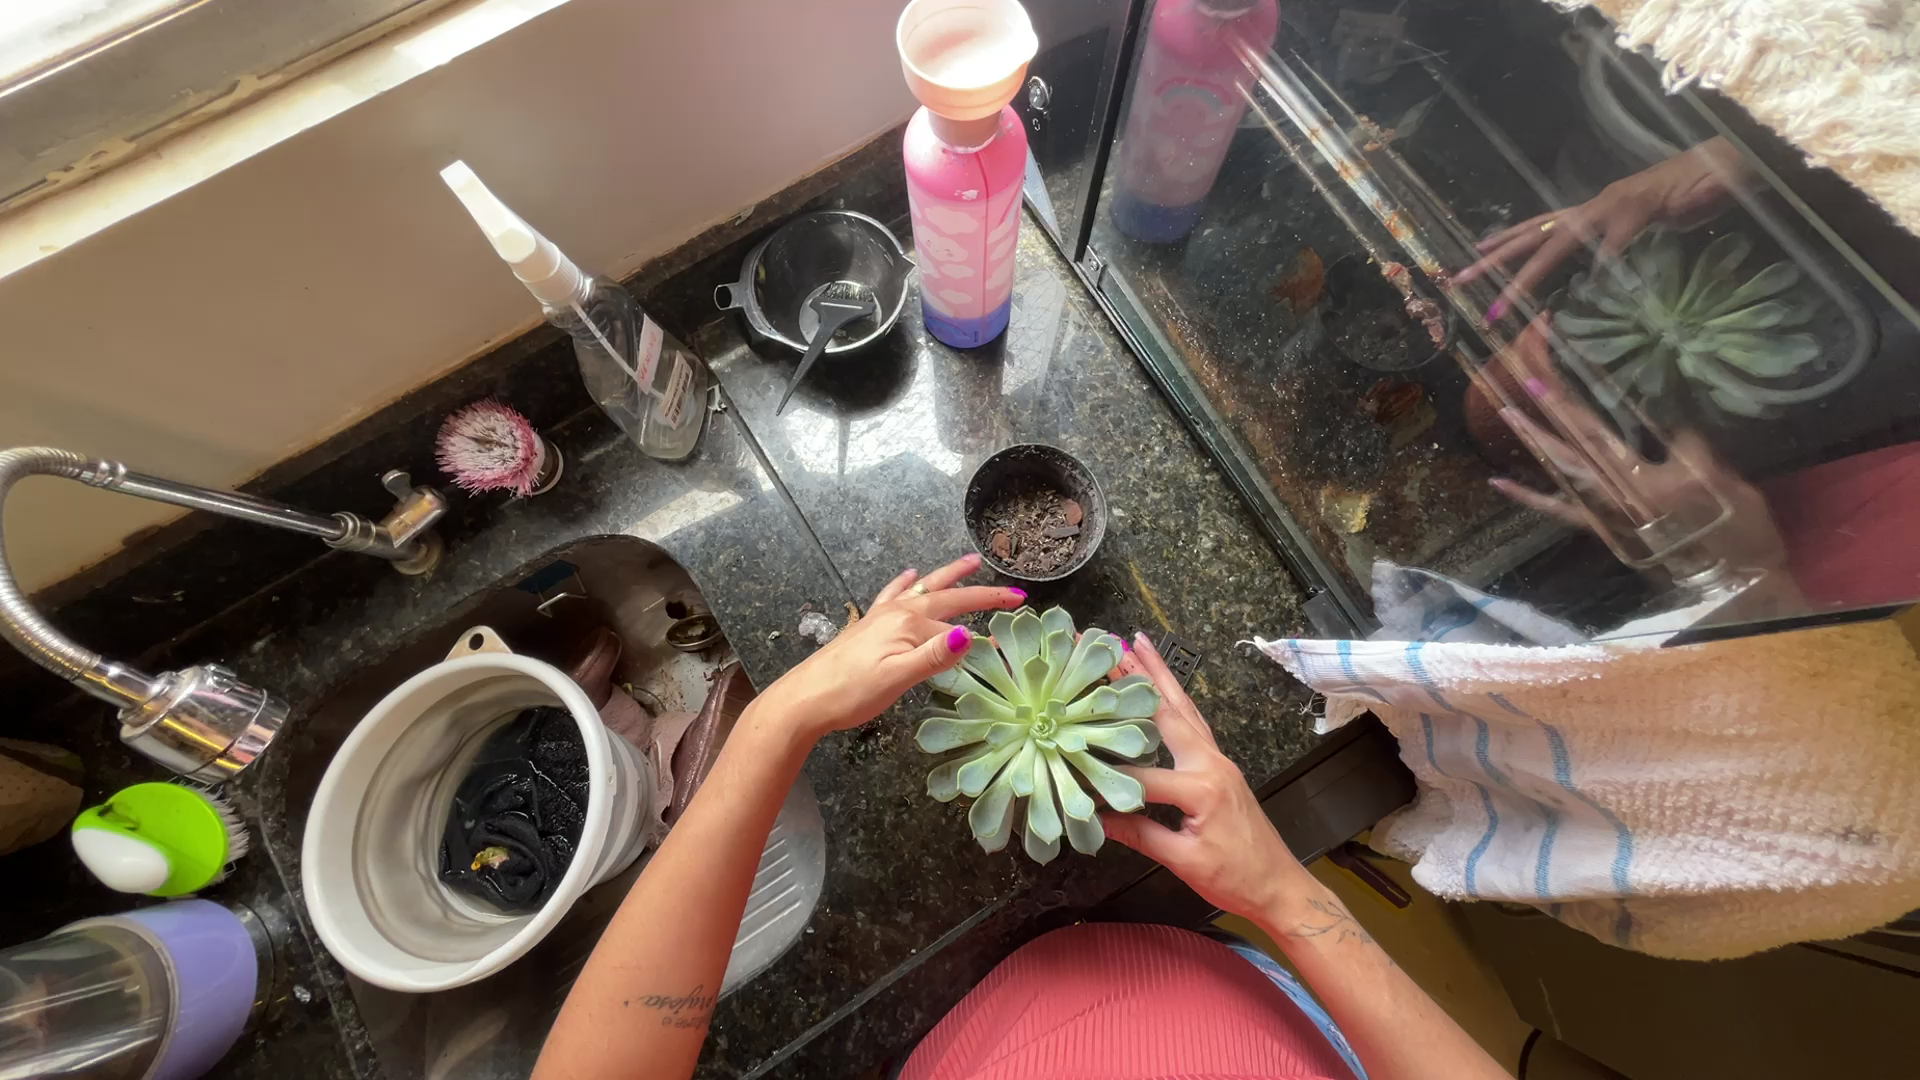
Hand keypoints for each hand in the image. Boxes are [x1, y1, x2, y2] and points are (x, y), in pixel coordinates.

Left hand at [749, 553, 1025, 742]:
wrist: (805, 699)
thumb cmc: (851, 692)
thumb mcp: (897, 678)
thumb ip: (933, 656)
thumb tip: (969, 635)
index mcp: (908, 623)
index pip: (959, 624)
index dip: (988, 630)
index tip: (1016, 631)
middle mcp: (897, 612)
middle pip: (946, 595)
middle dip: (980, 593)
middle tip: (1011, 591)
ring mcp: (881, 616)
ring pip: (922, 588)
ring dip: (948, 575)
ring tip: (969, 562)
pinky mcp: (868, 625)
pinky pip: (892, 594)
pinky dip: (905, 583)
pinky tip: (909, 574)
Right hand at [1101, 634, 1312, 918]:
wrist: (1281, 888)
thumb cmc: (1235, 879)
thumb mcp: (1183, 861)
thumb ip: (1139, 834)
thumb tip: (1095, 817)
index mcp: (1200, 786)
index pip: (1141, 774)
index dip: (1105, 772)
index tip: (1071, 758)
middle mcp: (1210, 761)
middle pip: (1168, 709)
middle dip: (1139, 673)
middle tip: (1113, 641)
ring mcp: (1218, 758)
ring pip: (1184, 707)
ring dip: (1160, 673)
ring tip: (1139, 643)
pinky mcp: (1220, 763)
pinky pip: (1193, 720)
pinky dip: (1174, 697)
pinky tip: (1163, 684)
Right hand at [1456, 136, 1747, 317]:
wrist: (1725, 156)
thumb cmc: (1721, 177)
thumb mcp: (1715, 192)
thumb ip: (1695, 205)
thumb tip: (1680, 221)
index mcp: (1632, 207)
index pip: (1609, 243)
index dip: (1600, 266)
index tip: (1584, 294)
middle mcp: (1599, 207)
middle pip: (1547, 240)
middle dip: (1511, 268)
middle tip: (1472, 284)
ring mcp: (1589, 209)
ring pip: (1534, 232)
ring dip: (1496, 254)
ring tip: (1465, 269)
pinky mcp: (1588, 213)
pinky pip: (1543, 227)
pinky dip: (1511, 238)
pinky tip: (1486, 246)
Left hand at [1488, 317, 1793, 589]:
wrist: (1727, 577)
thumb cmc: (1734, 526)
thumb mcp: (1722, 478)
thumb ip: (1687, 446)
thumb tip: (1666, 413)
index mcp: (1644, 471)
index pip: (1600, 425)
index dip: (1573, 399)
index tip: (1545, 373)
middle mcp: (1612, 486)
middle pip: (1573, 437)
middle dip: (1549, 407)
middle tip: (1522, 378)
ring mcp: (1597, 506)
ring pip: (1556, 465)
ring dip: (1532, 438)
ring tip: (1506, 413)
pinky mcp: (1592, 526)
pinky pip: (1552, 507)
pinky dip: (1524, 495)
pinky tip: (1496, 482)